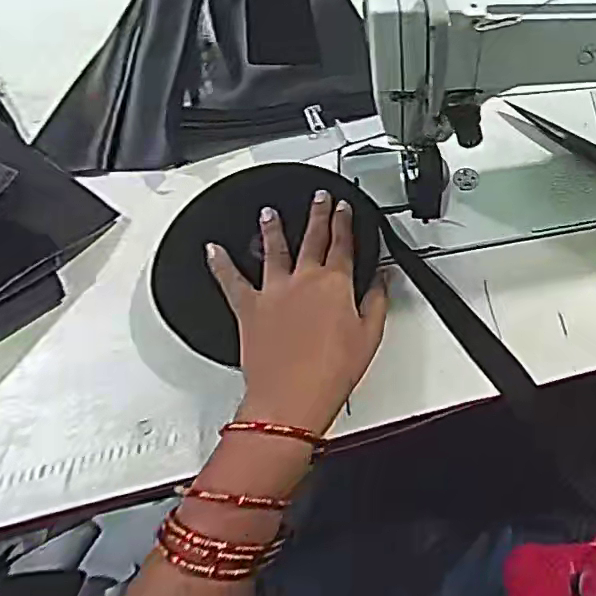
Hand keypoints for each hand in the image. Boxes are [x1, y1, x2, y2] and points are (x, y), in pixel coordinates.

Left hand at [207, 191, 389, 434]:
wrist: (291, 398)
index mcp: (336, 283)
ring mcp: (275, 291)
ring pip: (274, 249)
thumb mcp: (370, 335)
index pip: (343, 243)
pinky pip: (231, 280)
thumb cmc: (331, 371)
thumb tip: (382, 281)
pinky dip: (220, 264)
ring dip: (273, 228)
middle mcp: (305, 279)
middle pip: (313, 237)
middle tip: (320, 198)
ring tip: (270, 212)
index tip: (344, 208)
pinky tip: (213, 250)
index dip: (345, 222)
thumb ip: (377, 301)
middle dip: (318, 214)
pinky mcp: (249, 307)